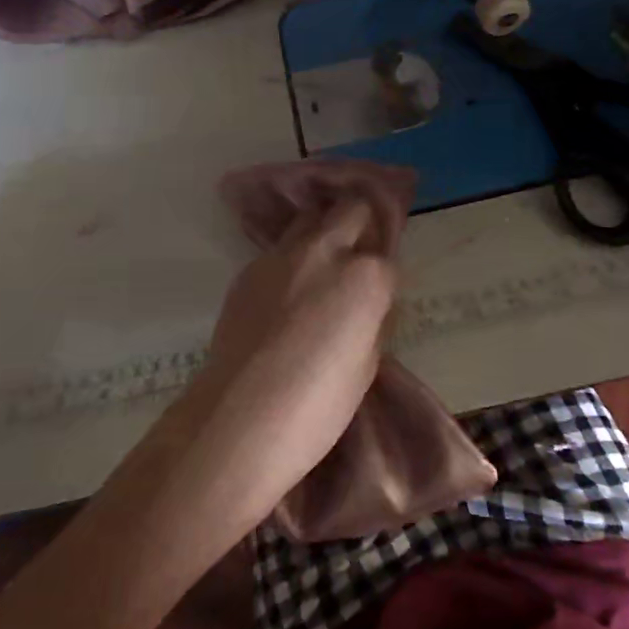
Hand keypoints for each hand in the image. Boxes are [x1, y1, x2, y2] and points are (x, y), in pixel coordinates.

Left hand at [192, 199, 396, 496]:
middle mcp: (326, 250)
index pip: (388, 253)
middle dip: (362, 221)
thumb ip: (374, 318)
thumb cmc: (320, 404)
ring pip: (312, 218)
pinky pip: (281, 249)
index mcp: (367, 274)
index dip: (387, 269)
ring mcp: (282, 256)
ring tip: (324, 260)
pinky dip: (294, 257)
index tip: (382, 286)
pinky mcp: (249, 270)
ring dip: (325, 229)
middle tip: (360, 249)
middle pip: (352, 208)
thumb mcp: (369, 362)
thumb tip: (371, 301)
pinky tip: (290, 288)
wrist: (240, 420)